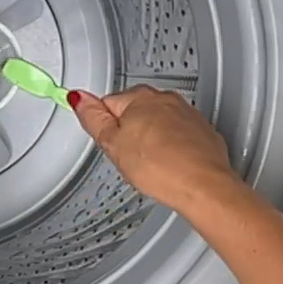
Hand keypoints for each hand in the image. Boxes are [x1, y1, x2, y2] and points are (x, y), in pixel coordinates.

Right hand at [69, 86, 246, 214]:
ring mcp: (187, 114)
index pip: (108, 103)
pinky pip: (180, 136)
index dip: (106, 128)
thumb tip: (78, 98)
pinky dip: (173, 148)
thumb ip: (93, 118)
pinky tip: (169, 165)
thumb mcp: (113, 144)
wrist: (204, 186)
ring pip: (159, 124)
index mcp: (140, 97)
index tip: (112, 144)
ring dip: (152, 140)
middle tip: (129, 157)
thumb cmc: (162, 166)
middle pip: (134, 112)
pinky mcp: (203, 132)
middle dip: (129, 133)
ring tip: (150, 164)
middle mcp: (166, 99)